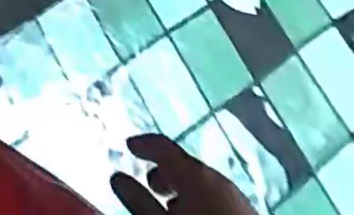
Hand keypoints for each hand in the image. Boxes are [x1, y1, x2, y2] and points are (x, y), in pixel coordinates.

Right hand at [111, 134, 256, 214]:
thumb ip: (139, 201)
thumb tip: (116, 177)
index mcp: (194, 174)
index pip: (164, 146)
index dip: (144, 144)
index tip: (129, 146)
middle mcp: (217, 179)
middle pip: (185, 165)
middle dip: (164, 171)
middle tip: (150, 183)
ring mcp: (237, 199)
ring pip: (202, 184)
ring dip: (183, 189)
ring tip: (171, 208)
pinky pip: (217, 198)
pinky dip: (200, 201)